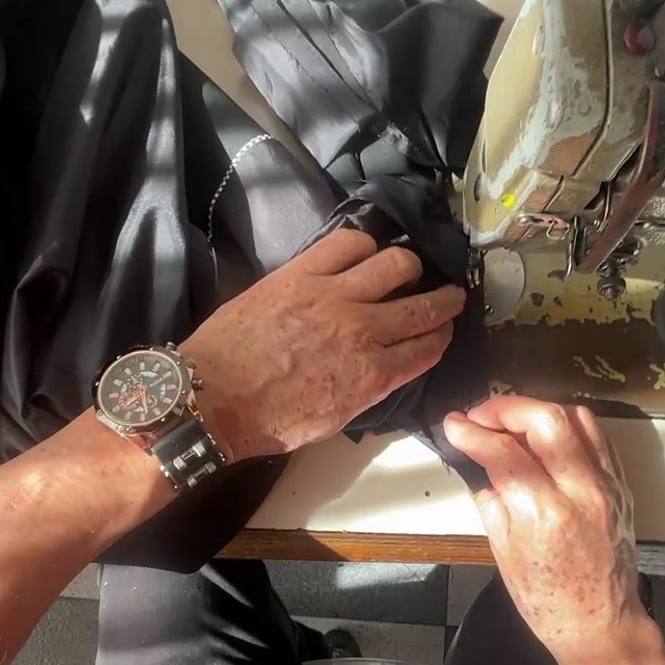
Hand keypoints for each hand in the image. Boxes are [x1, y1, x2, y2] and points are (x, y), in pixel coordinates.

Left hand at [183, 228, 464, 462]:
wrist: (212, 397)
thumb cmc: (269, 420)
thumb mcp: (333, 420)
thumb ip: (369, 390)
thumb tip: (387, 367)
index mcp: (372, 375)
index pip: (426, 348)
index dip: (441, 337)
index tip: (445, 330)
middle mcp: (364, 331)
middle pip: (423, 307)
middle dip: (445, 302)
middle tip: (452, 296)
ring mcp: (334, 295)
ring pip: (396, 265)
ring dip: (410, 268)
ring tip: (407, 271)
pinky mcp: (302, 272)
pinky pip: (348, 243)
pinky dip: (364, 245)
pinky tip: (363, 253)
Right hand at [442, 396, 650, 664]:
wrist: (601, 627)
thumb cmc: (545, 600)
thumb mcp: (503, 551)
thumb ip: (491, 498)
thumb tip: (479, 460)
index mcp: (546, 514)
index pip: (504, 452)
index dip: (472, 431)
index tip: (453, 423)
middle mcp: (582, 491)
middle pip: (547, 419)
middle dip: (506, 407)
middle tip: (481, 416)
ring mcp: (608, 485)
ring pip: (577, 417)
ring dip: (538, 411)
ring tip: (512, 423)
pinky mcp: (621, 486)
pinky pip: (596, 436)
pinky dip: (566, 427)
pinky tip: (544, 438)